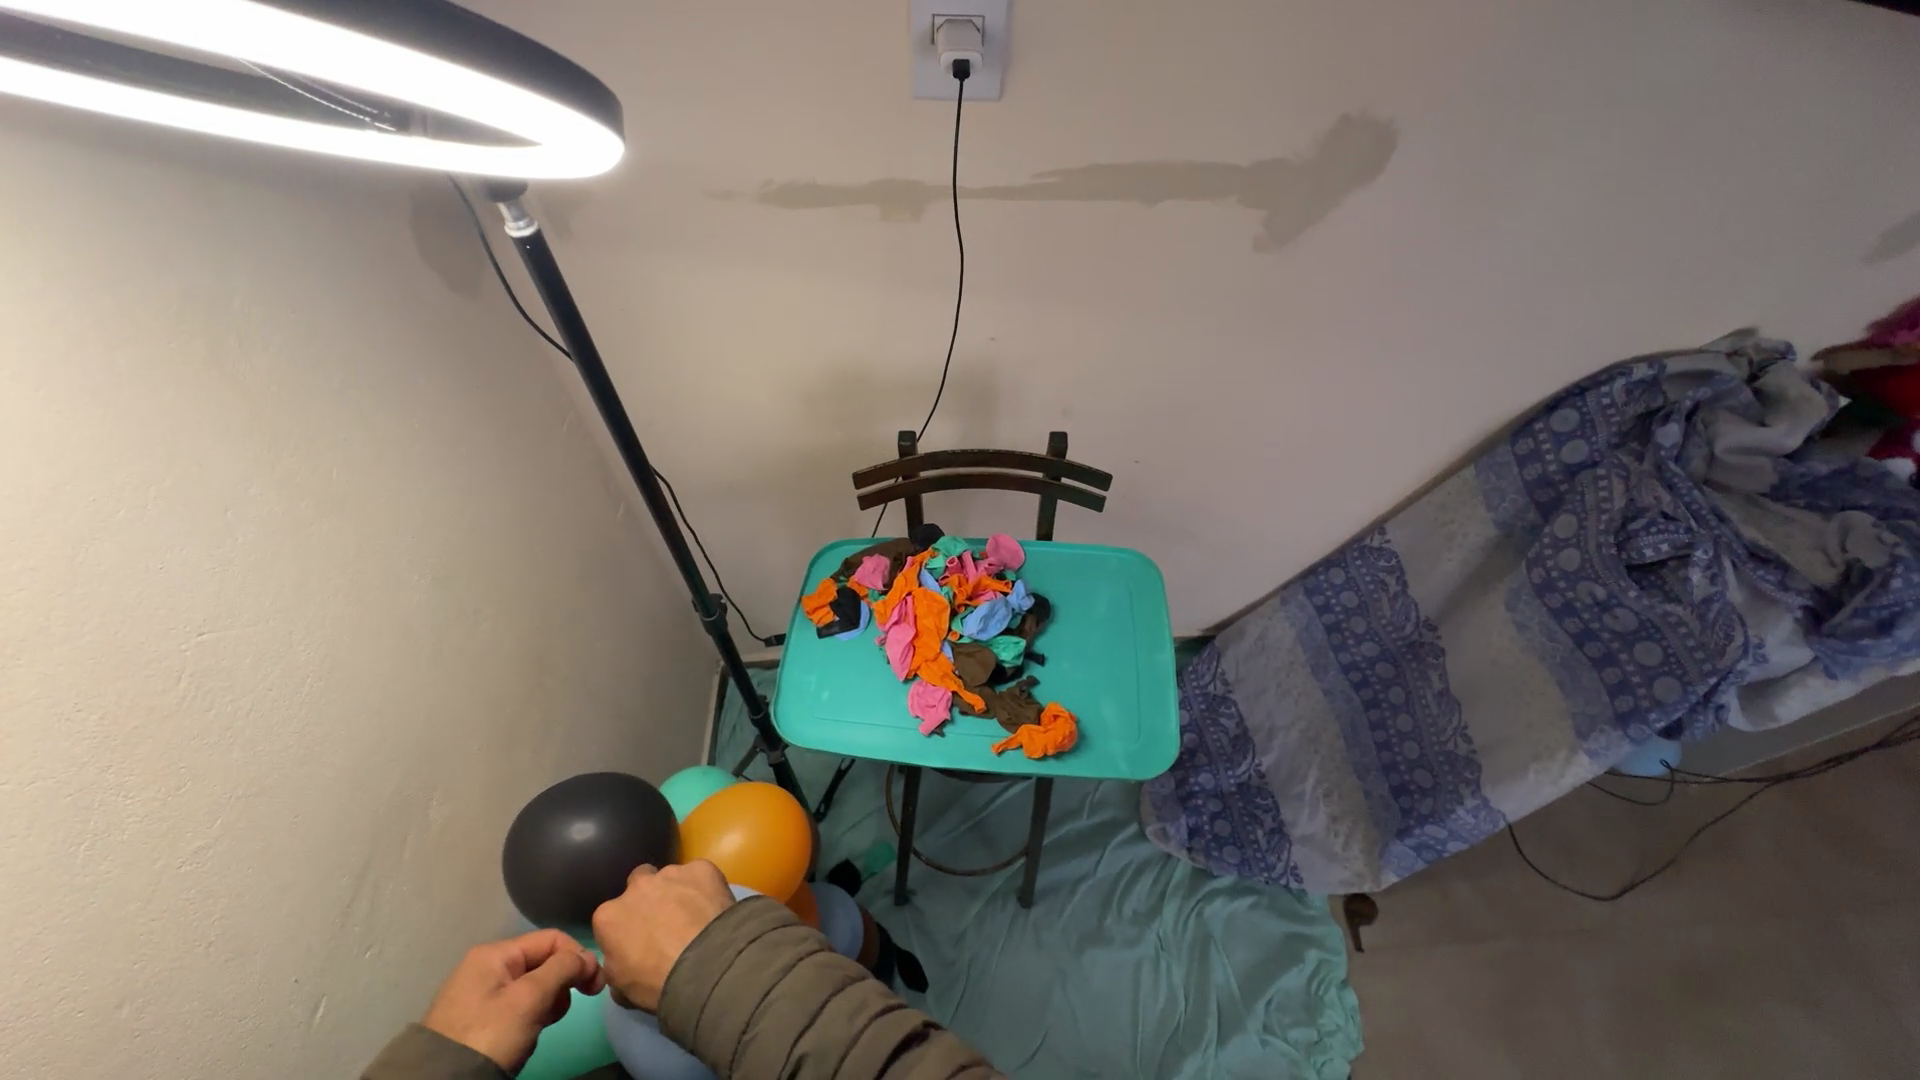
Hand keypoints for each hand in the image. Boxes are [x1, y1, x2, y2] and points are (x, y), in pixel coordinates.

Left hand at [421, 929, 603, 1071]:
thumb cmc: (490, 1034)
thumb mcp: (530, 998)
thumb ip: (563, 968)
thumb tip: (585, 959)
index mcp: (496, 954)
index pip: (552, 939)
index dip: (579, 956)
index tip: (595, 985)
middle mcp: (487, 967)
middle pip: (543, 961)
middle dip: (562, 982)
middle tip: (574, 1004)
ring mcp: (481, 994)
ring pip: (533, 985)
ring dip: (548, 1002)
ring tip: (544, 1023)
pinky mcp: (479, 1019)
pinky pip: (518, 1006)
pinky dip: (531, 1016)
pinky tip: (529, 1033)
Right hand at [593, 860, 735, 1011]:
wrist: (704, 965)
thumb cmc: (657, 983)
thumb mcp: (621, 987)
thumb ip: (615, 963)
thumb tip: (623, 957)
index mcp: (609, 916)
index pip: (613, 916)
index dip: (627, 927)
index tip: (641, 940)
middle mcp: (637, 887)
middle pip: (640, 883)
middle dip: (650, 897)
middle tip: (667, 920)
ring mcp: (671, 873)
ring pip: (671, 876)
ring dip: (678, 891)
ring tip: (696, 915)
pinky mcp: (702, 868)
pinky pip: (700, 874)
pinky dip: (705, 886)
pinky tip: (713, 906)